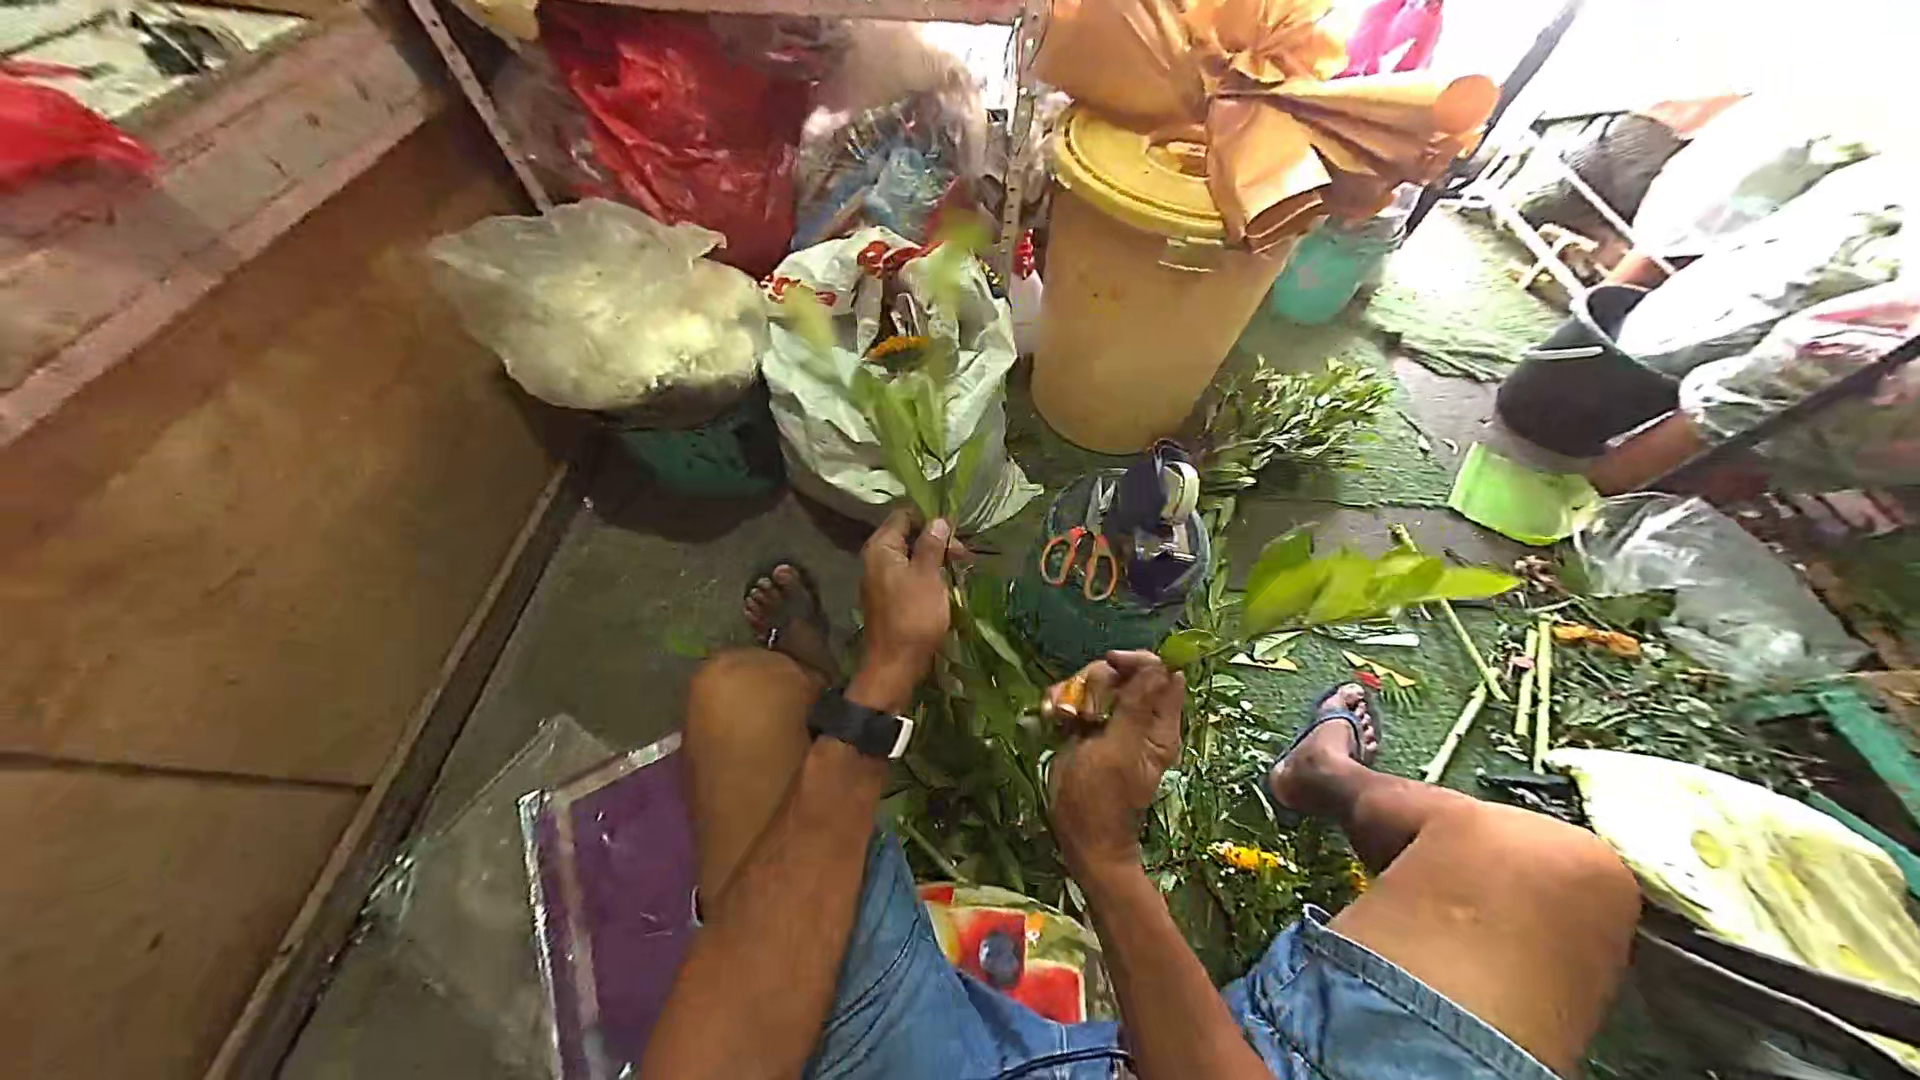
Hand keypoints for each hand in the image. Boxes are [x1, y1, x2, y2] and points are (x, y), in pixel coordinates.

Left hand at [848, 511, 965, 712]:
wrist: (895, 665)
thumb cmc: (913, 617)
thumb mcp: (927, 576)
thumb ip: (931, 544)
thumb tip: (938, 520)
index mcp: (881, 548)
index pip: (904, 516)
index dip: (930, 519)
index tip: (955, 531)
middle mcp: (876, 559)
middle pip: (908, 535)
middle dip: (937, 540)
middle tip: (964, 554)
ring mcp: (881, 579)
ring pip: (911, 556)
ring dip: (935, 558)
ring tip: (961, 568)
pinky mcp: (890, 596)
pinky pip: (910, 575)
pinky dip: (928, 574)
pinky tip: (946, 583)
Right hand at [1047, 651, 1185, 878]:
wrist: (1077, 830)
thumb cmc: (1102, 796)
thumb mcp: (1119, 750)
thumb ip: (1137, 706)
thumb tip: (1162, 666)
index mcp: (1159, 725)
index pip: (1160, 674)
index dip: (1137, 662)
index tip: (1111, 664)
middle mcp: (1139, 718)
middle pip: (1123, 673)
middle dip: (1099, 680)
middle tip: (1084, 706)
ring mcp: (1112, 720)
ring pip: (1096, 681)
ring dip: (1075, 690)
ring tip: (1064, 716)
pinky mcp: (1088, 724)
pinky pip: (1077, 696)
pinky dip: (1063, 700)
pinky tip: (1056, 717)